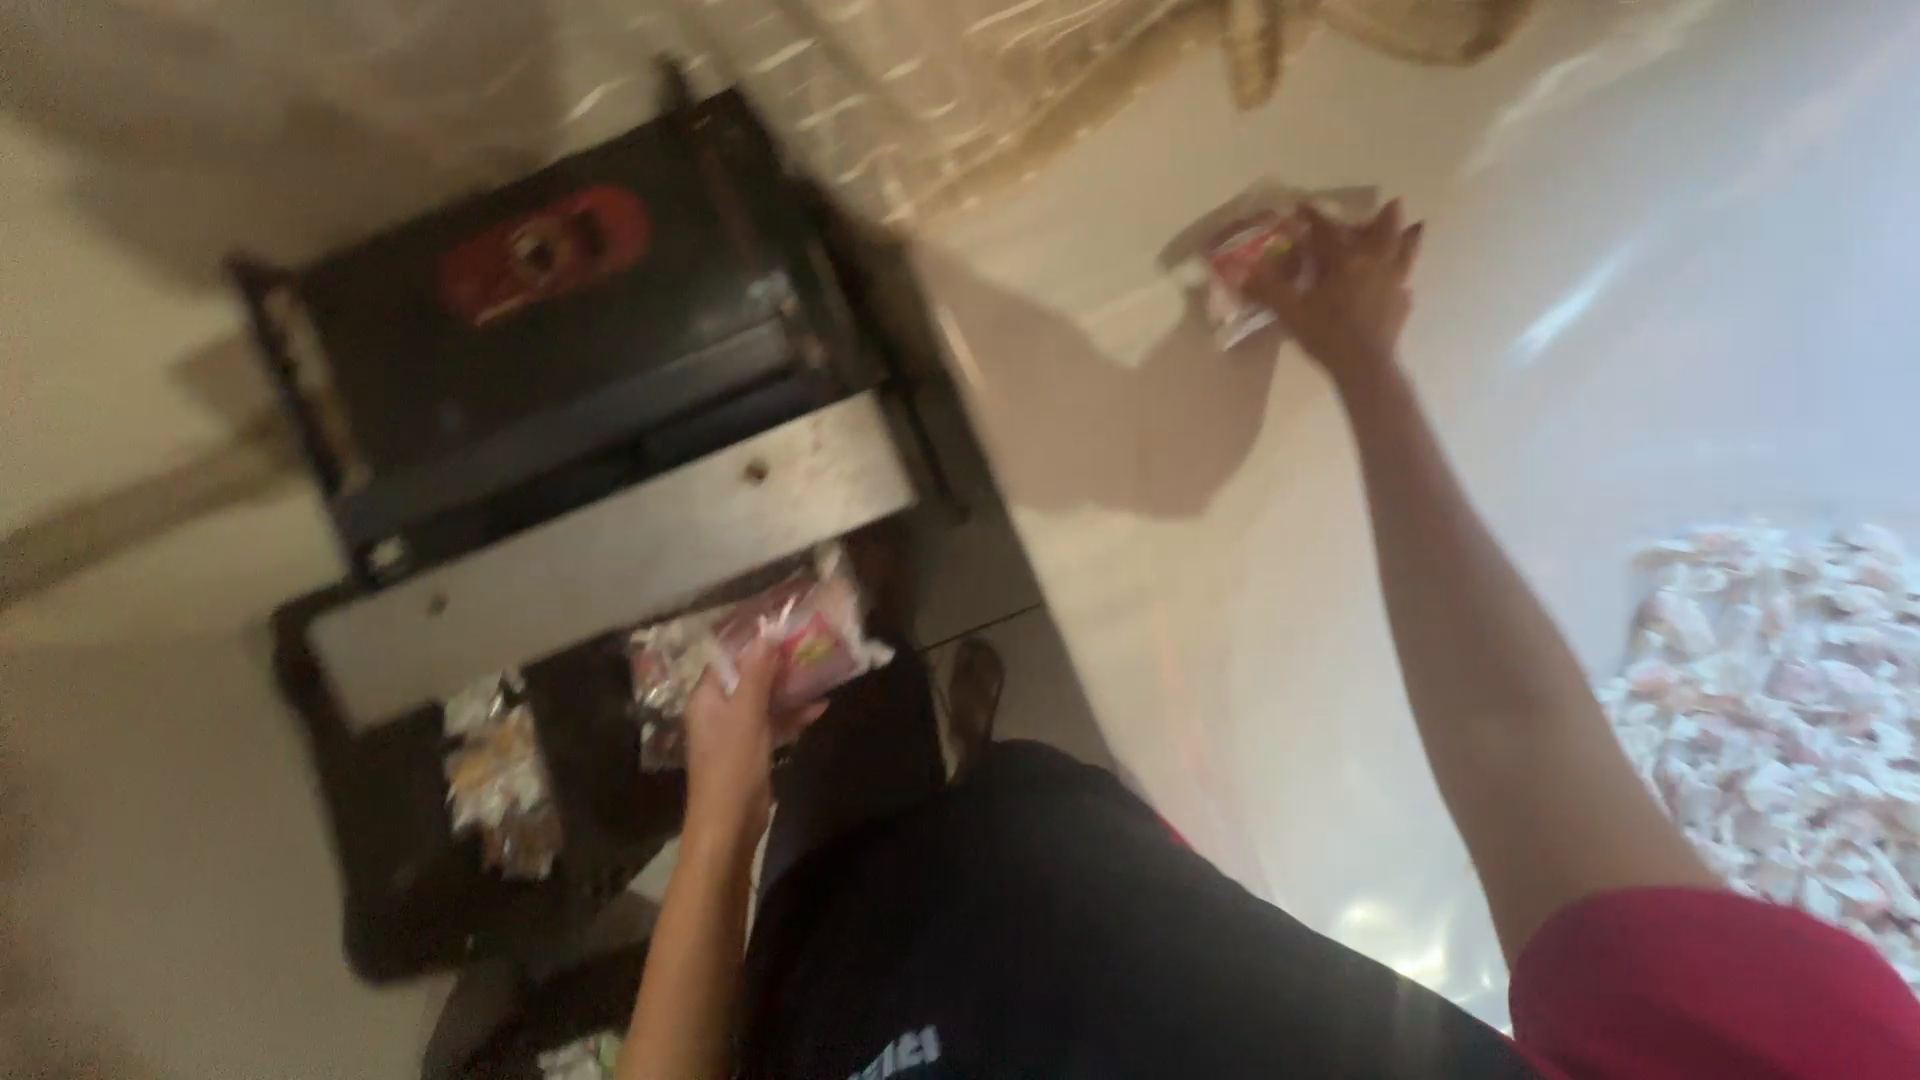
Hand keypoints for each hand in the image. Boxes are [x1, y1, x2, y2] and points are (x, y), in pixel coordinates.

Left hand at [682, 641, 826, 843]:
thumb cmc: (732, 766)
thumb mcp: (746, 715)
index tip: (784, 626)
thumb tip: (766, 635)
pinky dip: (794, 714)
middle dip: (779, 663)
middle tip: (810, 645)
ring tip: (822, 671)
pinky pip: (774, 722)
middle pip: (750, 677)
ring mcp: (737, 730)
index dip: (754, 642)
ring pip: (766, 699)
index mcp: (708, 698)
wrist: (729, 825)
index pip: (728, 659)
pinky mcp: (753, 748)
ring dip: (791, 688)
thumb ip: (756, 674)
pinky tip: (820, 706)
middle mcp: (719, 709)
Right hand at [1247, 199, 1422, 380]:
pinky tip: (1399, 281)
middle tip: (1391, 204)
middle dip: (1385, 216)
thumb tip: (1240, 274)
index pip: (1328, 231)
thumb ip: (1267, 290)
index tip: (1303, 206)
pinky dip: (1403, 274)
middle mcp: (1375, 263)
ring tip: (1415, 227)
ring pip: (1406, 251)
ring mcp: (1394, 282)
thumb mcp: (1291, 312)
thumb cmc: (1326, 334)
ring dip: (1409, 236)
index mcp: (1345, 261)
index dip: (1314, 216)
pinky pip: (1406, 281)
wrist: (1363, 365)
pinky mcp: (1403, 303)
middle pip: (1384, 231)